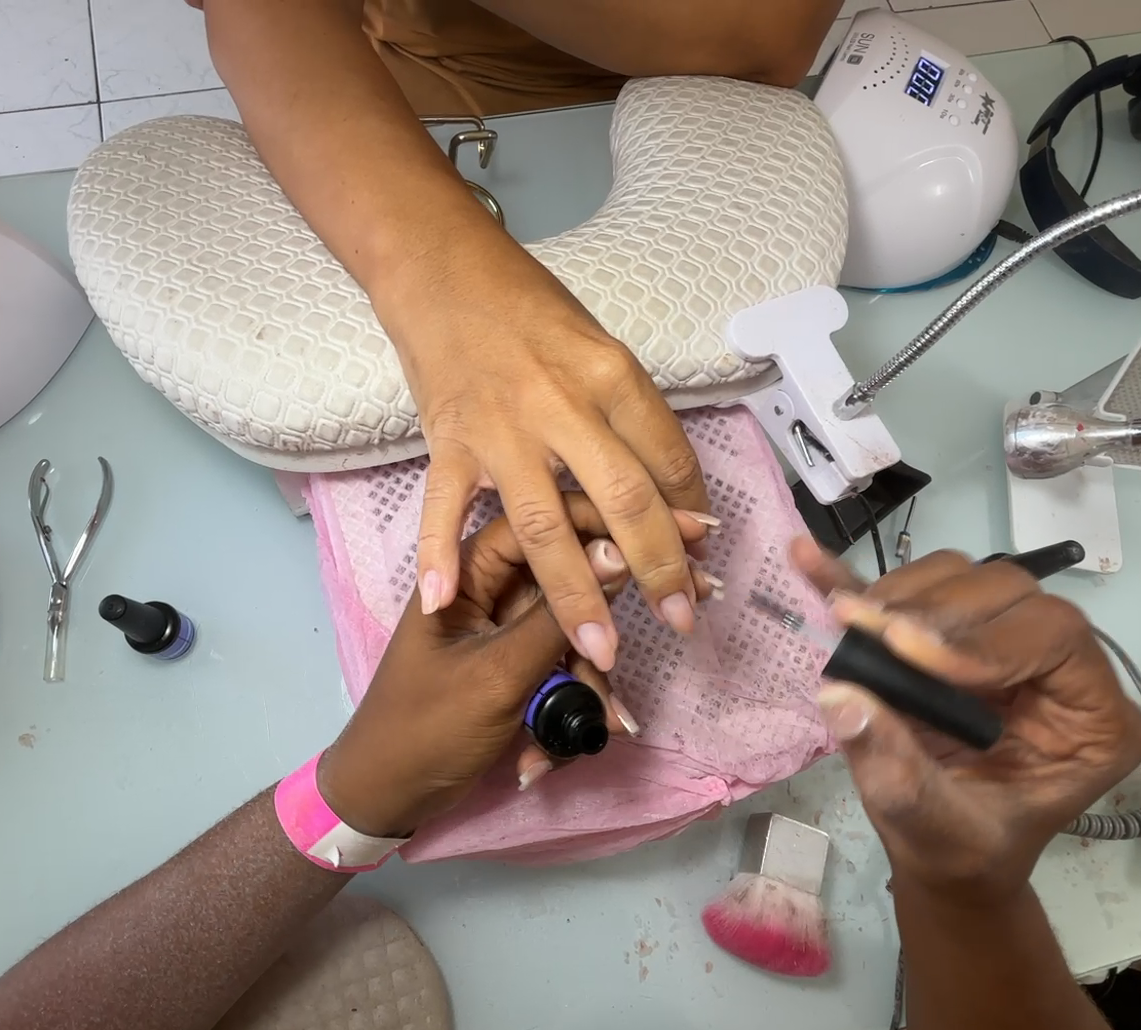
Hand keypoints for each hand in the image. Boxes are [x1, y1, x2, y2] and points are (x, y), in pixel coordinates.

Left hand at [320, 496, 715, 836]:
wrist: (389, 795)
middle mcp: (492, 587)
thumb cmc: (427, 726)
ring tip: (607, 722)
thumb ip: (558, 615)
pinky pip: (561, 667)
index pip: (549, 521)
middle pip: (572, 576)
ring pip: (574, 631)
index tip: (681, 529)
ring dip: (590, 680)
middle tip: (692, 602)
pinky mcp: (518, 664)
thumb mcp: (497, 673)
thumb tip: (618, 552)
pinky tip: (577, 738)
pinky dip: (571, 702)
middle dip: (618, 611)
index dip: (613, 522)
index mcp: (469, 569)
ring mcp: (507, 628)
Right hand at [379, 248, 712, 674]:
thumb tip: (665, 485)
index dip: (692, 511)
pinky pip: (443, 507)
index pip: (667, 456)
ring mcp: (500, 429)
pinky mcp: (447, 442)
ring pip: (543, 523)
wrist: (442, 269)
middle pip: (621, 499)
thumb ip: (627, 413)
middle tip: (682, 621)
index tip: (703, 553)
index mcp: (610, 373)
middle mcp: (561, 405)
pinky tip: (440, 603)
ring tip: (599, 648)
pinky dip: (437, 555)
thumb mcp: (597, 344)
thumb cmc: (528, 304)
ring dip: (574, 592)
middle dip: (657, 567)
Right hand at [792, 536, 1140, 900]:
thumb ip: (896, 769)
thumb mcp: (933, 825)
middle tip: (865, 630)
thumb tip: (841, 696)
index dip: (981, 637)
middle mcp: (1052, 666)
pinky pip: (901, 592)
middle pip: (1004, 592)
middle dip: (930, 610)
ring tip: (847, 620)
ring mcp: (992, 641)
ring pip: (957, 577)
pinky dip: (851, 576)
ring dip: (897, 594)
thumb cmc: (959, 847)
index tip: (903, 651)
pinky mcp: (937, 635)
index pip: (1055, 637)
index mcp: (1088, 716)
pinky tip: (806, 558)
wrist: (941, 850)